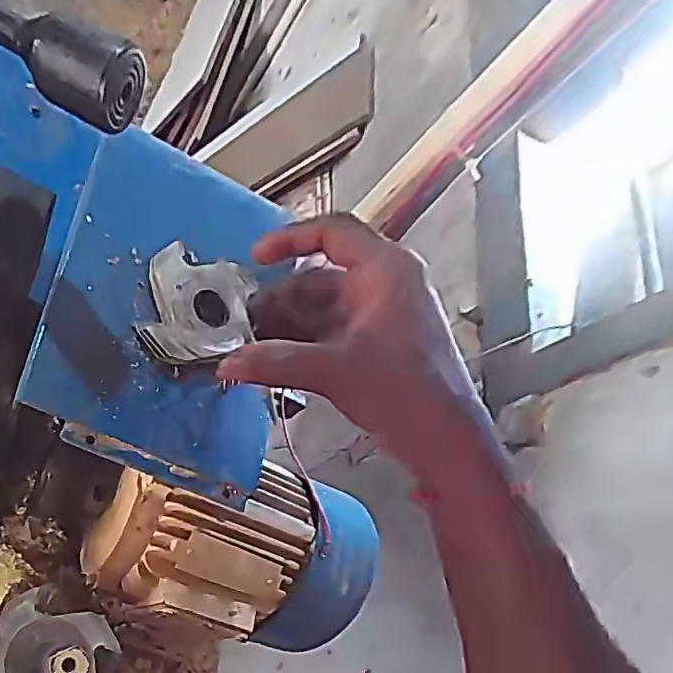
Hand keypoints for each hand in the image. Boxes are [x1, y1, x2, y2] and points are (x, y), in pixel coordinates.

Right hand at [218, 214, 485, 450]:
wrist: (440, 438)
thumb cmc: (409, 393)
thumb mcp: (334, 371)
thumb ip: (277, 363)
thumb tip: (231, 363)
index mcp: (385, 272)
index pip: (333, 234)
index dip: (290, 240)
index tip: (257, 257)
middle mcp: (381, 289)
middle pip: (317, 280)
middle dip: (277, 301)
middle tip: (243, 322)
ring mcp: (375, 320)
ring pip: (318, 312)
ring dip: (283, 328)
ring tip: (249, 346)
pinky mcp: (369, 349)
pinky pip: (324, 337)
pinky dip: (297, 347)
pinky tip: (270, 362)